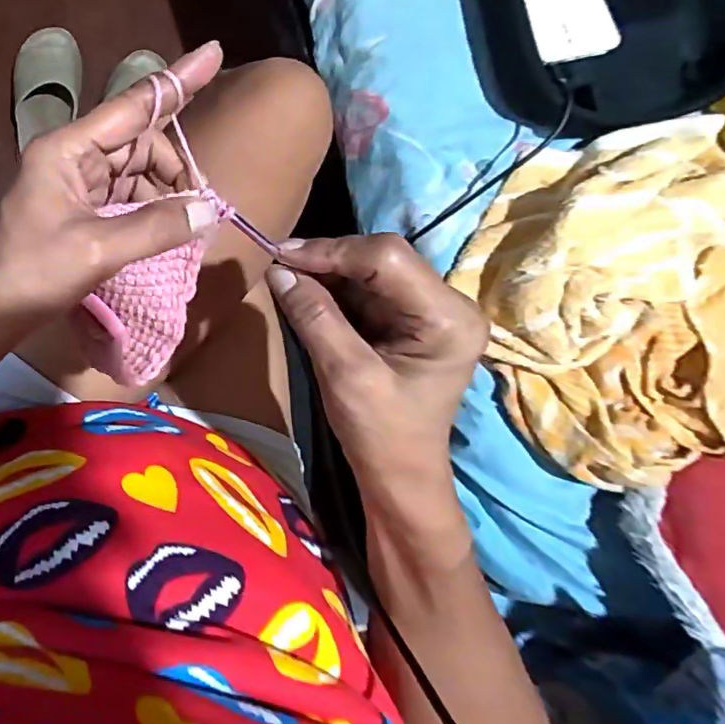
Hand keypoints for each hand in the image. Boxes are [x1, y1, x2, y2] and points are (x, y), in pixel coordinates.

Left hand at [0, 42, 227, 330]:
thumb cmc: (33, 274)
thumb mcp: (97, 250)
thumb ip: (157, 226)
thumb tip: (209, 209)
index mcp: (65, 149)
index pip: (131, 106)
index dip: (175, 82)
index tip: (214, 51)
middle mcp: (69, 156)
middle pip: (137, 140)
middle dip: (171, 166)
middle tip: (199, 202)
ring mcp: (71, 182)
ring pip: (132, 169)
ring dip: (162, 189)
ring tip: (184, 220)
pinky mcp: (74, 208)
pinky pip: (122, 194)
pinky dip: (146, 207)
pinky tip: (165, 226)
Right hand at [266, 234, 485, 478]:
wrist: (398, 473)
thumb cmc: (381, 431)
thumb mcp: (345, 374)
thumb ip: (314, 317)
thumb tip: (278, 271)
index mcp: (447, 317)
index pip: (388, 257)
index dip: (332, 250)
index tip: (281, 256)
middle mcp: (444, 304)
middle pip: (380, 256)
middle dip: (326, 257)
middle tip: (277, 262)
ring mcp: (424, 310)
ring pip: (367, 267)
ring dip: (322, 268)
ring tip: (282, 272)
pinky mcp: (402, 319)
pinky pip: (361, 287)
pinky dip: (327, 284)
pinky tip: (300, 287)